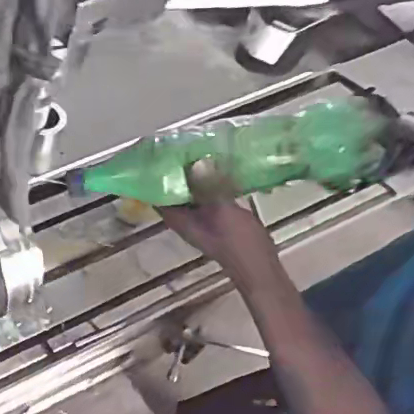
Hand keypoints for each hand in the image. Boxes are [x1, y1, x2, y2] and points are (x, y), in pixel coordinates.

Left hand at [158, 160, 277, 282]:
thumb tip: (195, 163)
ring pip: (191, 194)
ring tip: (196, 151)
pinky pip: (207, 197)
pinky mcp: (216, 219)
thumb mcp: (221, 210)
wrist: (260, 267)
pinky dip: (208, 184)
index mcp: (177, 218)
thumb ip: (208, 186)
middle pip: (173, 192)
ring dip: (193, 177)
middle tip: (178, 147)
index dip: (153, 176)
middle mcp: (183, 219)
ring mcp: (200, 219)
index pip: (155, 194)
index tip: (156, 154)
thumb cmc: (237, 240)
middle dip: (175, 172)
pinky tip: (217, 167)